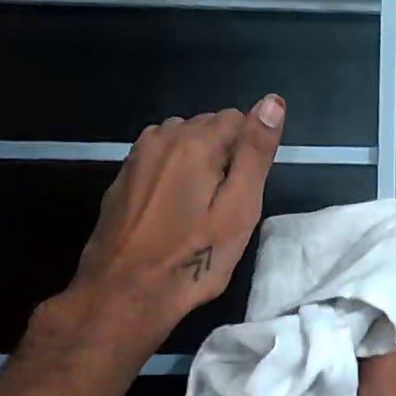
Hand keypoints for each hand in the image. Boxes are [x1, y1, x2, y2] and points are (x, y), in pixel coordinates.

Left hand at [64, 95, 285, 363]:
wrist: (124, 293)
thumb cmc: (193, 257)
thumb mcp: (239, 209)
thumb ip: (256, 153)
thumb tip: (272, 102)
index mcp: (195, 142)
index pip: (238, 118)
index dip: (251, 153)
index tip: (247, 190)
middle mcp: (162, 137)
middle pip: (208, 127)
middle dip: (225, 154)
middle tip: (227, 205)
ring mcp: (137, 156)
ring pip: (182, 141)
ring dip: (199, 162)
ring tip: (201, 208)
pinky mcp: (123, 177)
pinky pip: (160, 159)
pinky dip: (174, 174)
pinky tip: (174, 210)